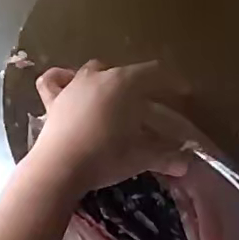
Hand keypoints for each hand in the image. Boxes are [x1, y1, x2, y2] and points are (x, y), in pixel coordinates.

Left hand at [26, 60, 191, 194]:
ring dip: (105, 79)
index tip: (182, 93)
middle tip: (148, 105)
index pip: (155, 74)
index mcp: (126, 83)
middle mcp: (99, 76)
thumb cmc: (106, 157)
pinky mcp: (52, 101)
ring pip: (93, 71)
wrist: (60, 168)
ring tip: (112, 97)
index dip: (171, 82)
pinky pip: (54, 81)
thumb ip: (165, 157)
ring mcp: (73, 86)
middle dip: (139, 84)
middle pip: (125, 72)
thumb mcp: (140, 157)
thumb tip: (186, 165)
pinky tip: (68, 83)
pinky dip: (62, 78)